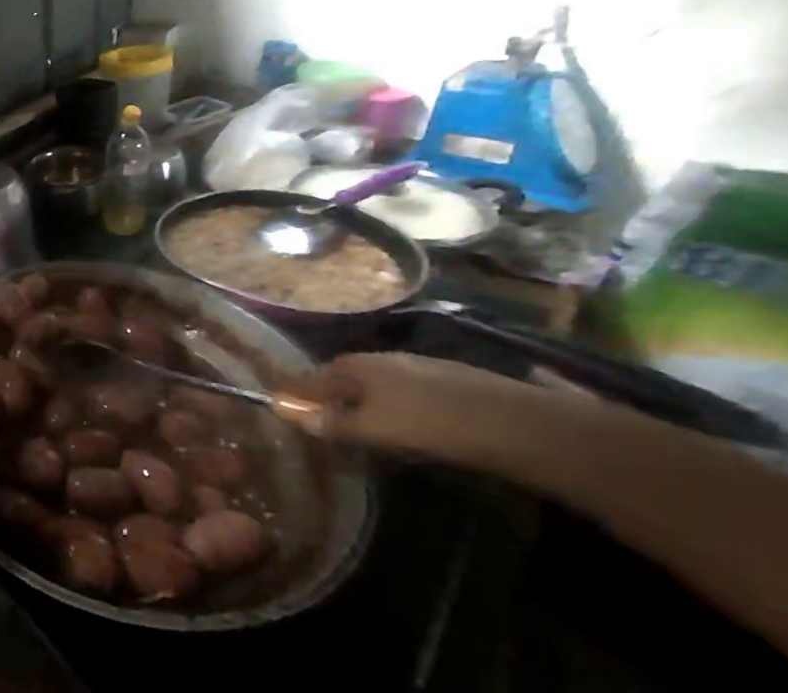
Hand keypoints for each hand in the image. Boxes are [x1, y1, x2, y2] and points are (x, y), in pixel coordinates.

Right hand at [272, 351, 545, 464]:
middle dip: (328, 394)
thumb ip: (328, 421)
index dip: (296, 390)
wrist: (510, 422)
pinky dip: (388, 405)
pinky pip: (401, 392)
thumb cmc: (427, 423)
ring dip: (360, 400)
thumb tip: (280, 407)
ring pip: (375, 383)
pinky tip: (400, 423)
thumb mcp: (371, 428)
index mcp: (357, 366)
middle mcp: (382, 359)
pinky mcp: (446, 382)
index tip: (277, 400)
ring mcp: (417, 367)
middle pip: (344, 376)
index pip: (313, 376)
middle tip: (316, 417)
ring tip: (355, 423)